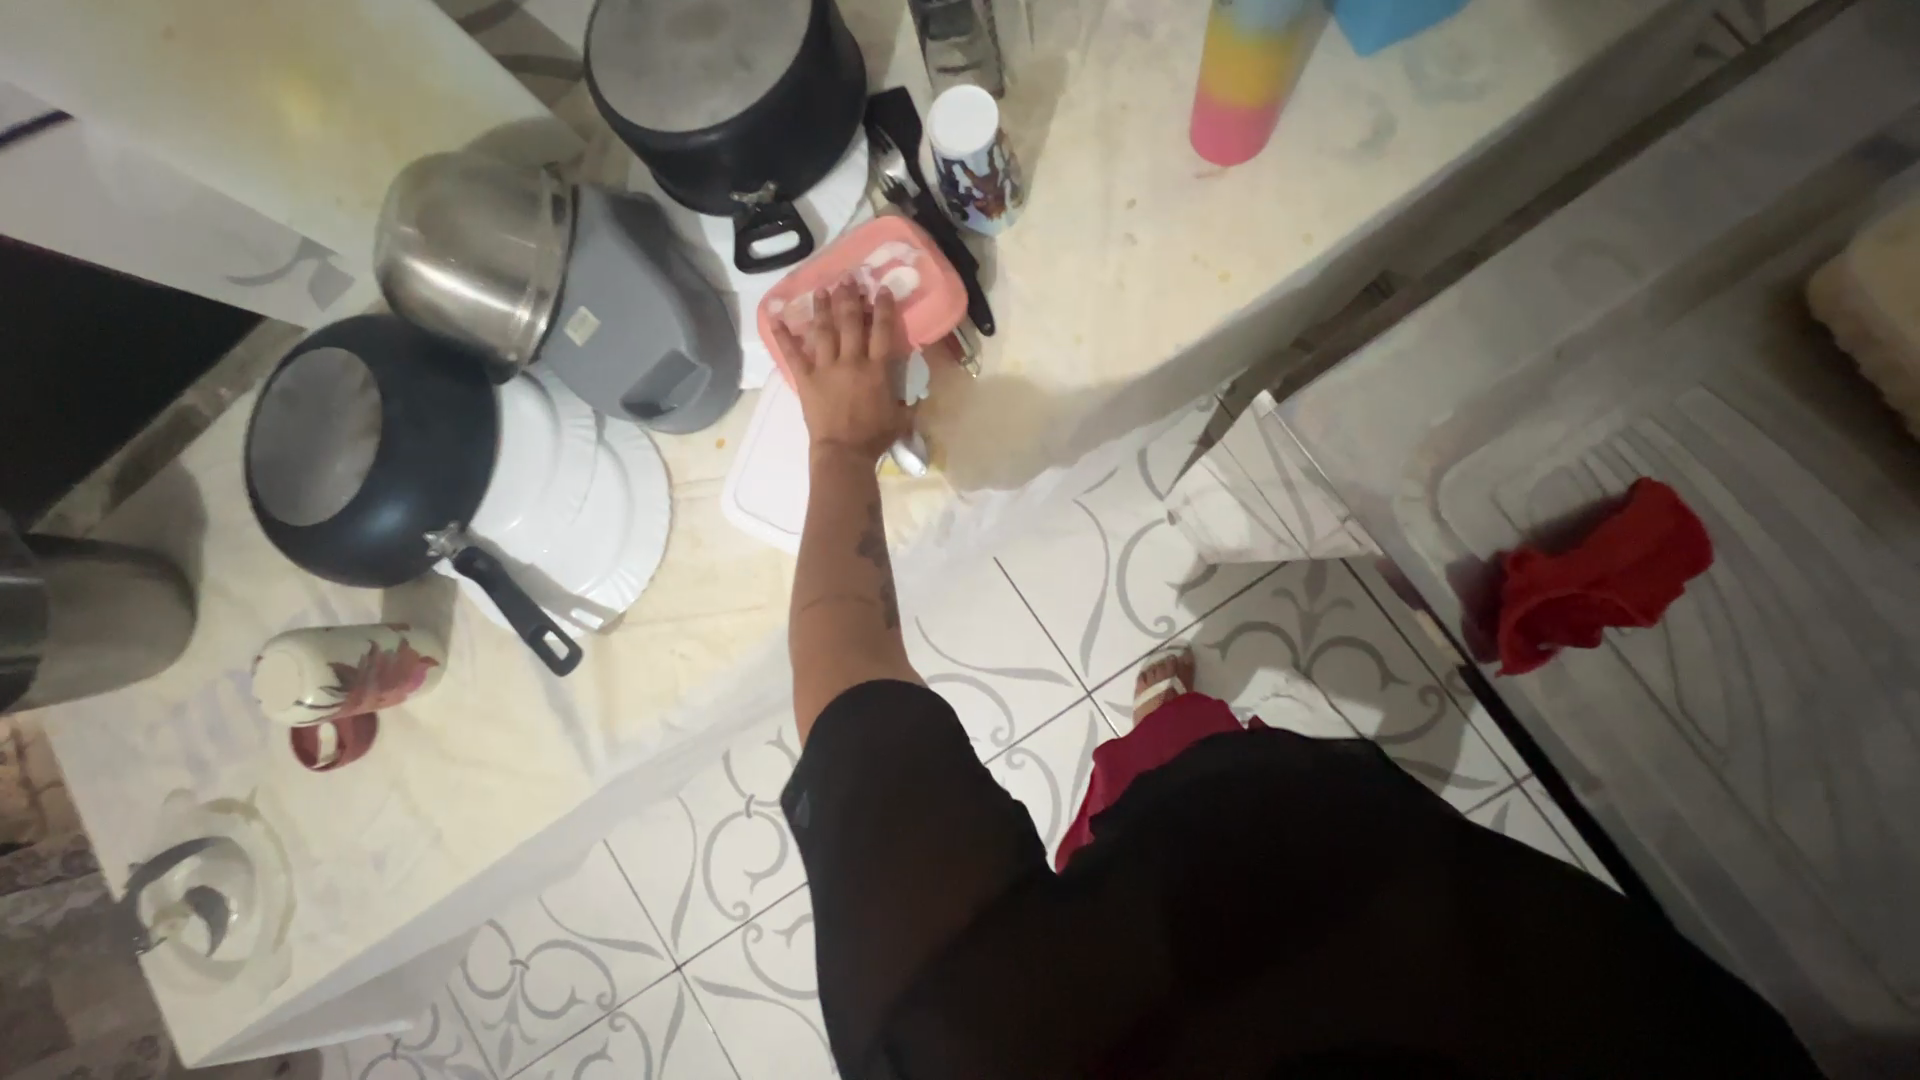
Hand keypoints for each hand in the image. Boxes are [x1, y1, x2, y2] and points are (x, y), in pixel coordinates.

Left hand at [775, 282, 911, 460]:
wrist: (844, 452)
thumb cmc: (875, 437)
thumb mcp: (902, 417)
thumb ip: (908, 399)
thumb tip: (916, 390)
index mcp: (876, 369)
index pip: (882, 330)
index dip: (882, 307)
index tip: (881, 289)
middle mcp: (851, 361)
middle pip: (850, 321)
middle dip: (849, 297)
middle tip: (847, 278)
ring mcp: (825, 368)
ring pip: (823, 330)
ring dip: (822, 307)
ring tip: (821, 289)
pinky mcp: (806, 379)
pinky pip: (792, 354)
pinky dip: (783, 335)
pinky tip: (775, 317)